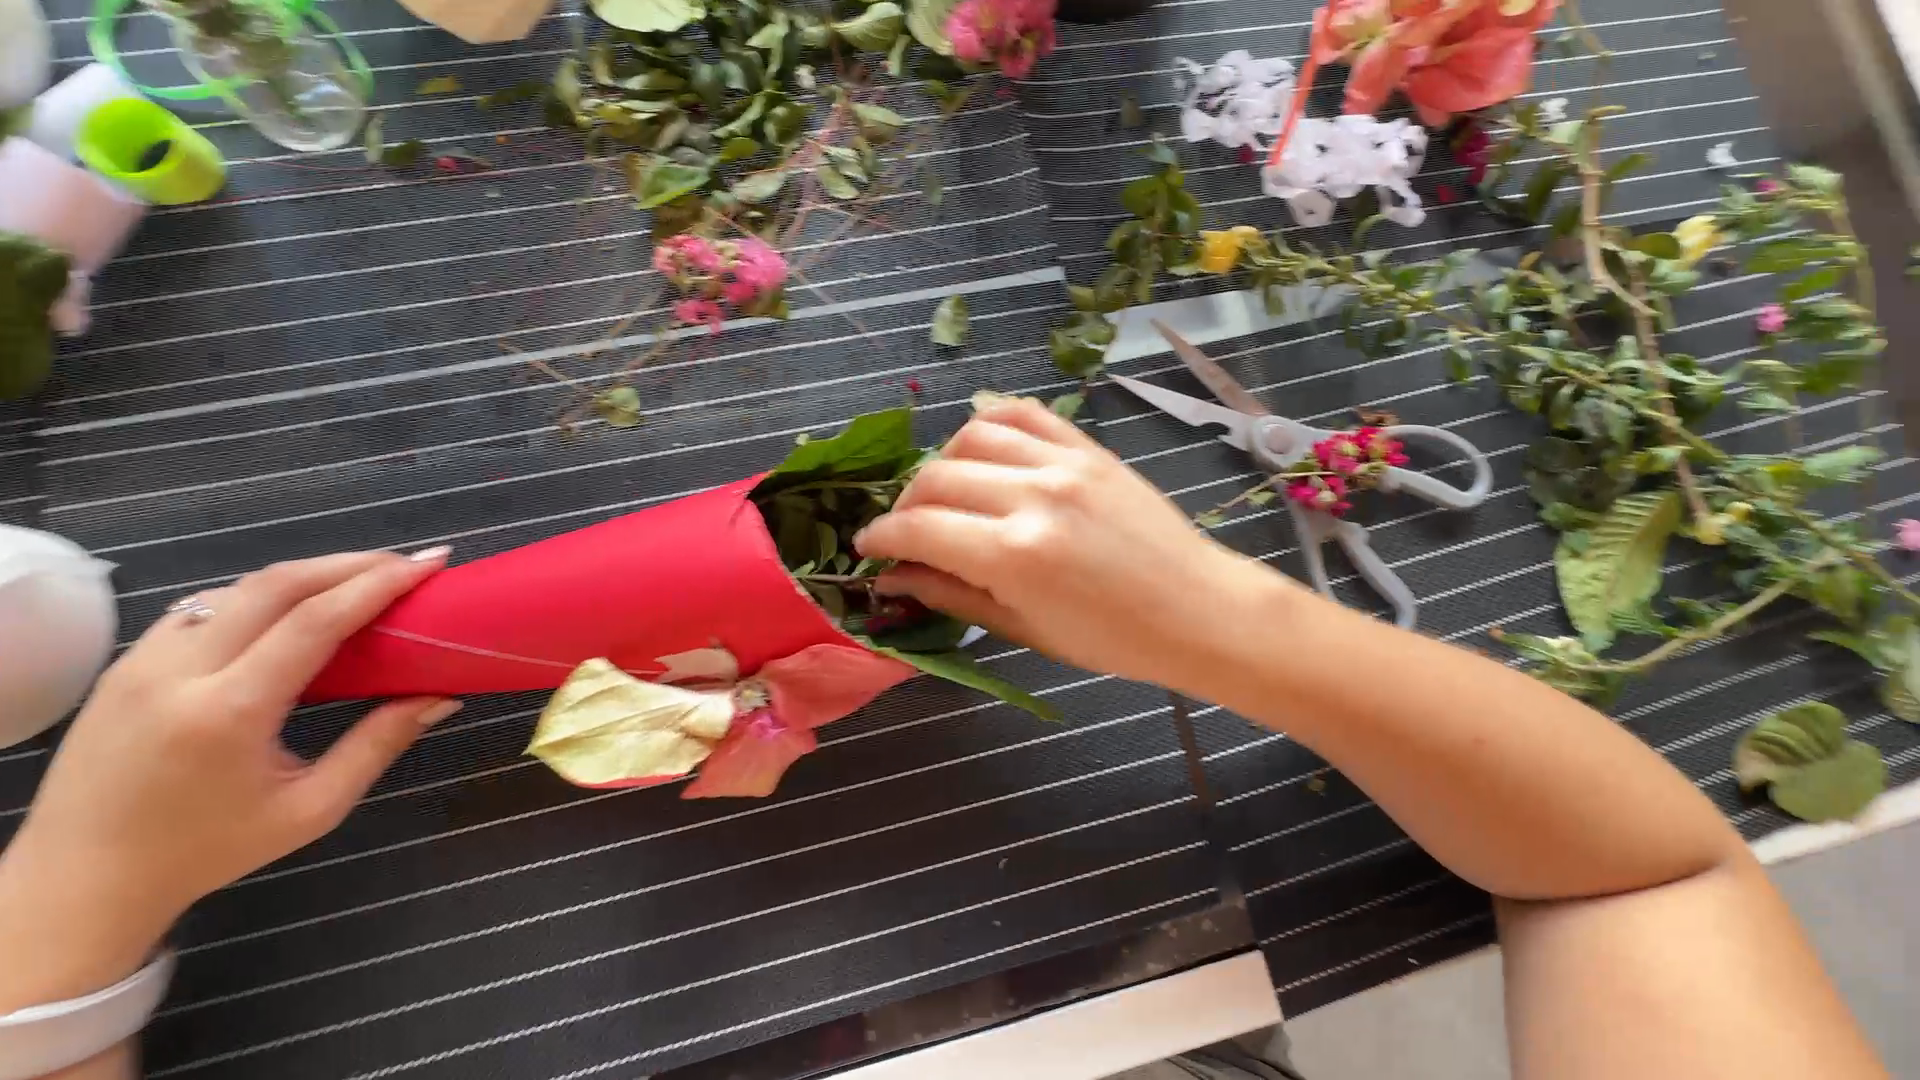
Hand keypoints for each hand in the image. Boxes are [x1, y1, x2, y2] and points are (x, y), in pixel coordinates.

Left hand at [0, 550, 459, 1009]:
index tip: (430, 564)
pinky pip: (205, 608)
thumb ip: (379, 744)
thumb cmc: (208, 851)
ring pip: (237, 589)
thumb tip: (442, 696)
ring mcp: (140, 663)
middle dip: (350, 564)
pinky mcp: (125, 665)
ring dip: (307, 575)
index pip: (315, 621)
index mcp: (228, 712)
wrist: (77, 883)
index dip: (378, 584)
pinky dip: (262, 596)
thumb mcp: (312, 808)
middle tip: (406, 564)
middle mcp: (177, 673)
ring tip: (360, 581)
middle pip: (276, 585)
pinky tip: (293, 610)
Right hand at [855, 397, 1286, 687]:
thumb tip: (895, 576)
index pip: (919, 529)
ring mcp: (1063, 463)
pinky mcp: (1088, 448)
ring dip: (941, 463)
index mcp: (1015, 554)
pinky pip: (1023, 413)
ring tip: (942, 493)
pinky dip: (988, 424)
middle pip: (936, 479)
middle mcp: (1033, 496)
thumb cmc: (1112, 640)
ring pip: (971, 436)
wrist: (1198, 610)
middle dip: (904, 507)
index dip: (882, 538)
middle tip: (904, 532)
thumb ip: (953, 594)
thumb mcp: (1024, 628)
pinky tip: (980, 450)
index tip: (868, 548)